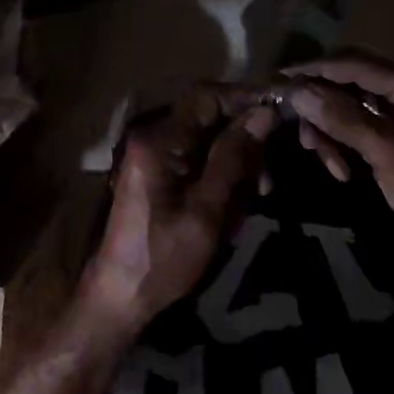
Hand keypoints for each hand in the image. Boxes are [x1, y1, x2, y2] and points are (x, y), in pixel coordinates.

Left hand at [80, 86, 278, 330]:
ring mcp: (152, 152)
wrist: (117, 298)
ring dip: (235, 160)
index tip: (276, 114)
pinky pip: (195, 155)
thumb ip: (234, 157)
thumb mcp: (206, 211)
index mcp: (159, 138)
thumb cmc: (162, 258)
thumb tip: (264, 114)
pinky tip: (234, 203)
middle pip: (208, 115)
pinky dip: (219, 172)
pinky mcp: (156, 170)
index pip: (206, 95)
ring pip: (206, 137)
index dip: (243, 98)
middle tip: (268, 177)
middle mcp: (152, 134)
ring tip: (256, 195)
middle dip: (243, 139)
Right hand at [283, 52, 393, 264]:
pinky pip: (359, 124)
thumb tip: (298, 90)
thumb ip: (344, 119)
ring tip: (326, 161)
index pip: (358, 64)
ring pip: (350, 104)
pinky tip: (339, 169)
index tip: (280, 77)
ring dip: (331, 128)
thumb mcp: (390, 157)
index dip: (316, 68)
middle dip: (321, 103)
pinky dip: (343, 141)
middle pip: (351, 81)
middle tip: (295, 126)